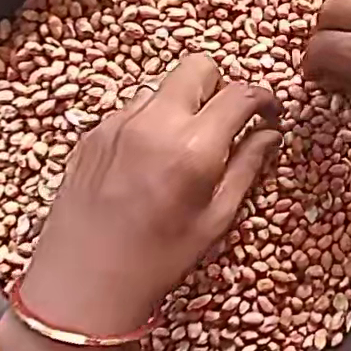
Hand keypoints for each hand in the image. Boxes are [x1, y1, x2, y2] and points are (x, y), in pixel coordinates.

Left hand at [18, 54, 281, 334]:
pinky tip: (150, 158)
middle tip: (224, 121)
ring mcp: (118, 123)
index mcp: (193, 148)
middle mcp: (154, 123)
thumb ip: (247, 166)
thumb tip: (270, 133)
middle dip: (220, 85)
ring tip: (183, 144)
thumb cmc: (157, 260)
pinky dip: (152, 119)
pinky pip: (134, 107)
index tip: (269, 112)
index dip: (263, 97)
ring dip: (183, 102)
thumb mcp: (216, 218)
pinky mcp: (93, 132)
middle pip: (198, 66)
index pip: (240, 94)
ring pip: (164, 85)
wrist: (81, 285)